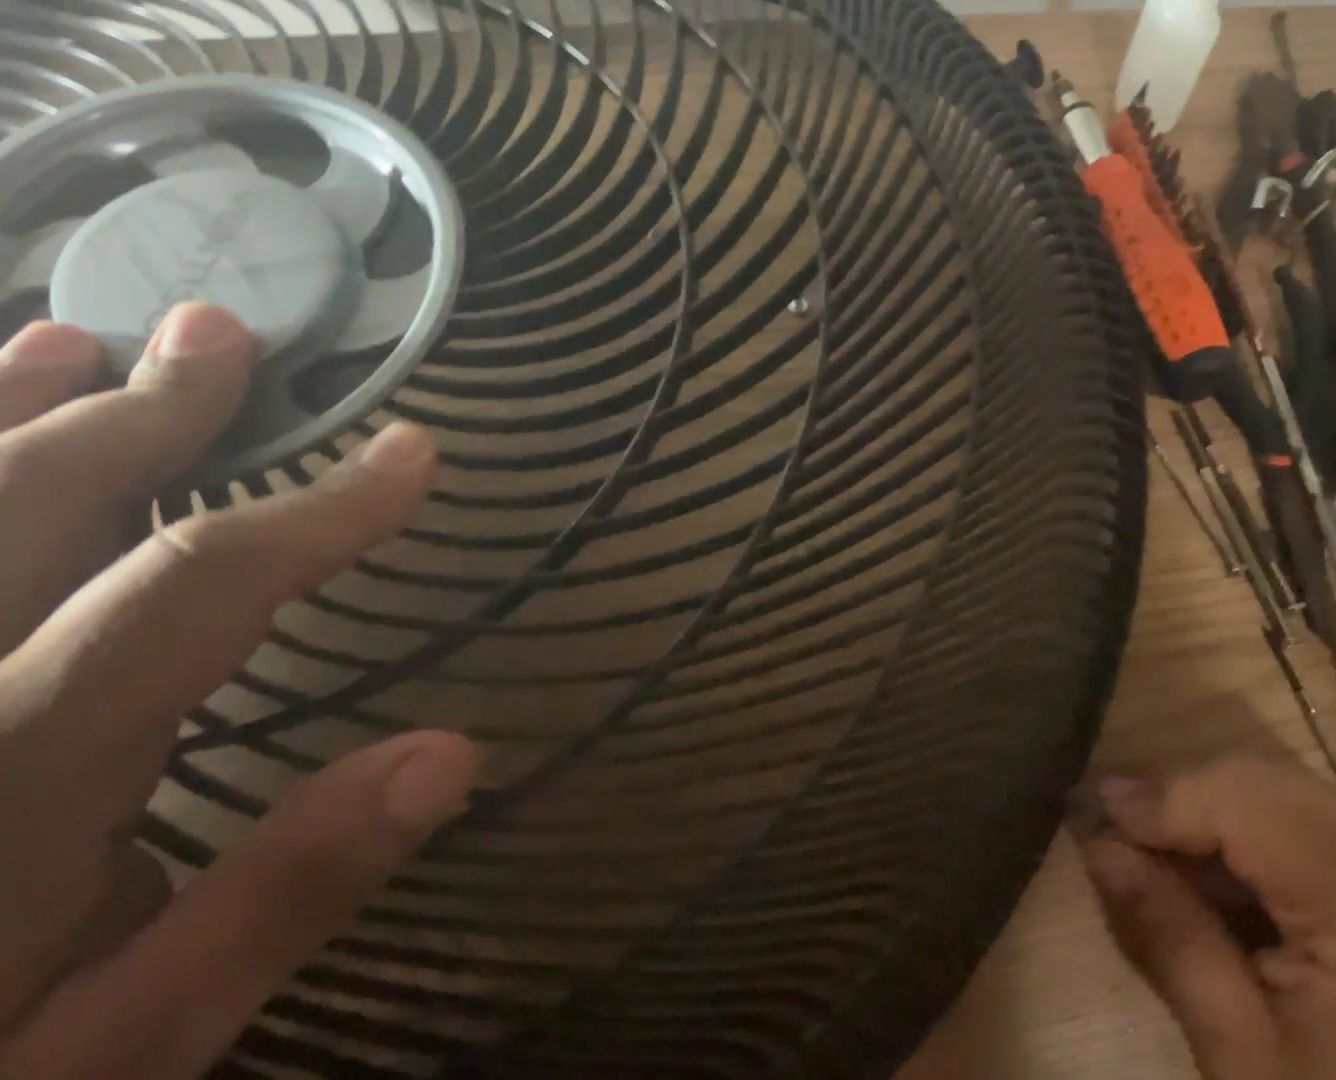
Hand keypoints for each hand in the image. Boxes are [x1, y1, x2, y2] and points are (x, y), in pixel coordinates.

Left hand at [0, 305, 478, 1079]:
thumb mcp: (135, 1040)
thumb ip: (285, 893)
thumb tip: (451, 756)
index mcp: (6, 782)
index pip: (197, 591)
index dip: (319, 510)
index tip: (413, 454)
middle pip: (34, 508)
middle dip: (148, 417)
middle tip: (227, 339)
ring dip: (3, 414)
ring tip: (81, 343)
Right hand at [1078, 755, 1335, 1079]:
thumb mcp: (1244, 1054)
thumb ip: (1172, 939)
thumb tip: (1099, 846)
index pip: (1240, 794)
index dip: (1158, 797)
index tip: (1087, 818)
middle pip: (1253, 778)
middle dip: (1173, 800)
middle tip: (1108, 838)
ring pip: (1268, 786)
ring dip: (1200, 814)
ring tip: (1147, 859)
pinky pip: (1294, 813)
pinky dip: (1237, 832)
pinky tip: (1206, 876)